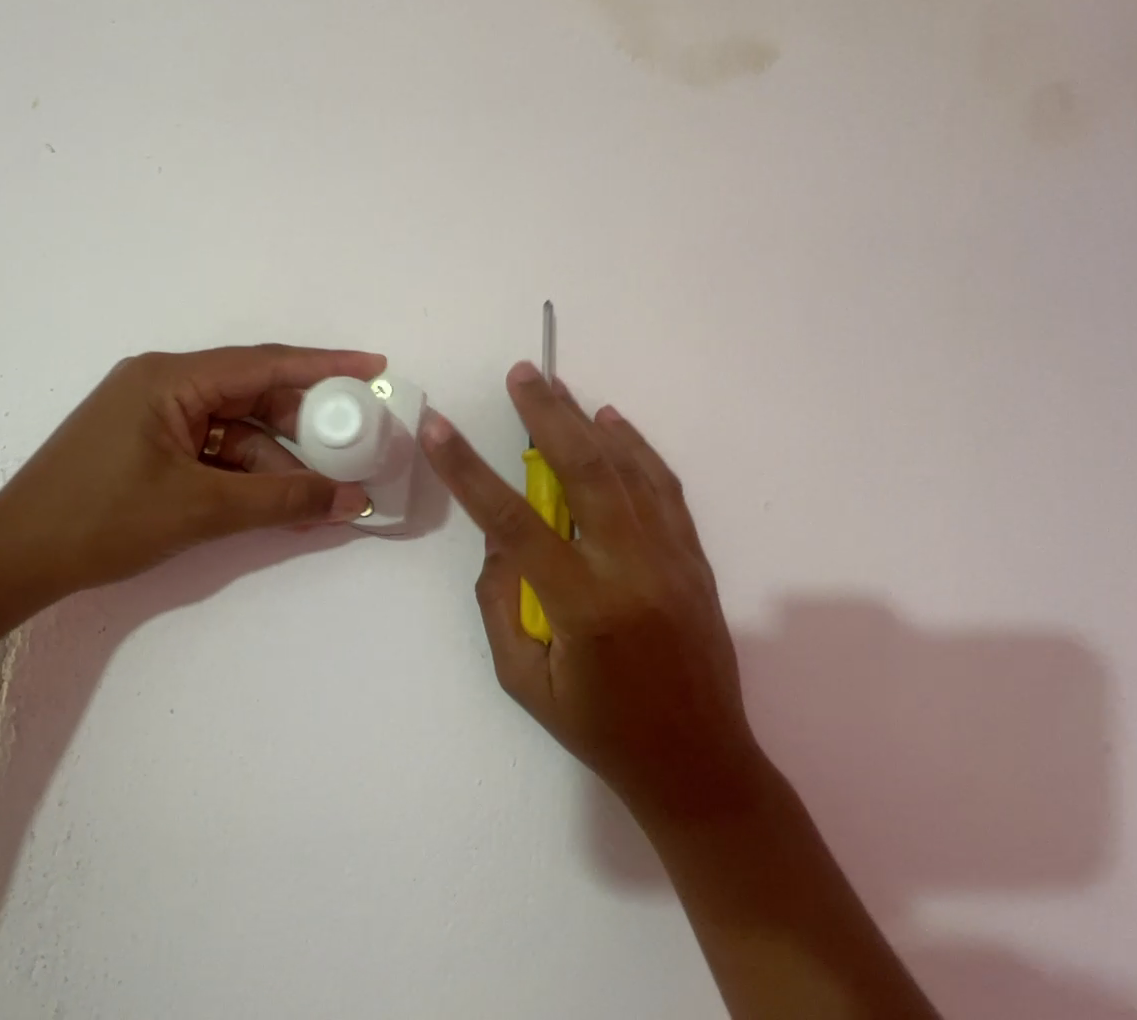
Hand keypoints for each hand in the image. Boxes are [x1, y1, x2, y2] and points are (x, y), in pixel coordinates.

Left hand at [0, 344, 383, 595]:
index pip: (263, 363)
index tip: (375, 368)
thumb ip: (282, 501)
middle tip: (355, 447)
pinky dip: (244, 477)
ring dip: (275, 464)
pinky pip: (211, 453)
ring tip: (321, 498)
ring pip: (233, 431)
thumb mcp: (201, 510)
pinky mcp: (146, 448)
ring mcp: (152, 418)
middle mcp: (162, 385)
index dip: (325, 366)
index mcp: (170, 379)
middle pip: (251, 396)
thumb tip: (351, 499)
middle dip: (304, 427)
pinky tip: (278, 506)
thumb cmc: (102, 521)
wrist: (16, 559)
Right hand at [420, 362, 756, 814]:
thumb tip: (498, 539)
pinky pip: (664, 489)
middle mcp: (633, 569)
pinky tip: (614, 425)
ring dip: (589, 423)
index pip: (514, 521)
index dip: (468, 470)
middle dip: (547, 416)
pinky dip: (638, 450)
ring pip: (629, 470)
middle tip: (521, 374)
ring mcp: (672, 559)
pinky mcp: (695, 559)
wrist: (697, 762)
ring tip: (557, 388)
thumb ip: (500, 604)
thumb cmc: (598, 729)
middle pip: (584, 471)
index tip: (438, 427)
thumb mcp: (523, 680)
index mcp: (584, 605)